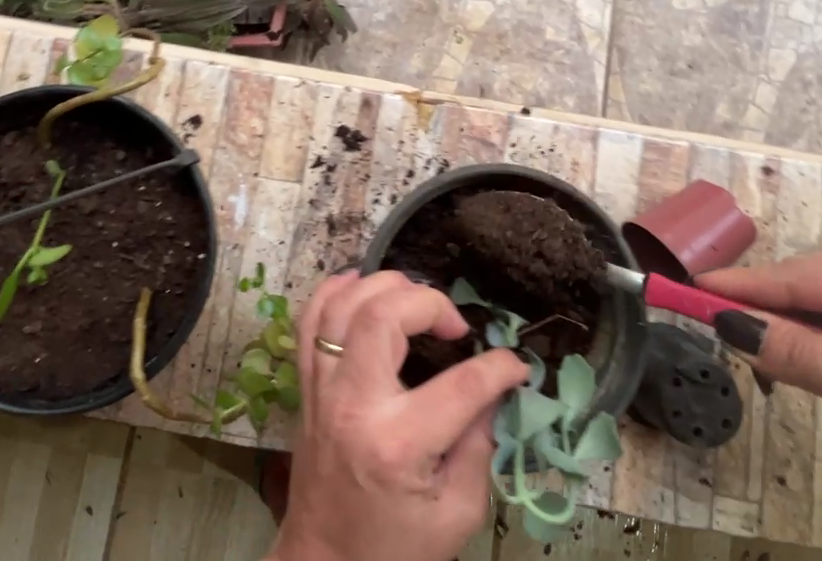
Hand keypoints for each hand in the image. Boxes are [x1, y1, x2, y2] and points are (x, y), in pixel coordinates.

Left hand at [266, 271, 529, 560]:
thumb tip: (494, 390)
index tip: (515, 365)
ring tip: (415, 301)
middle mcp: (352, 405)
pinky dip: (335, 291)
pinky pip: (309, 320)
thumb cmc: (395, 547)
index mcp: (396, 445)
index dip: (499, 367)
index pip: (459, 385)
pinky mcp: (306, 387)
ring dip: (382, 286)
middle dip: (428, 302)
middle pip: (381, 317)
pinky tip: (364, 287)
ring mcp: (321, 391)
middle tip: (455, 325)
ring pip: (340, 307)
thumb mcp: (457, 513)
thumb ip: (479, 446)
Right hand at [698, 250, 821, 560]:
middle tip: (706, 323)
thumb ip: (798, 351)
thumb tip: (729, 323)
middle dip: (764, 306)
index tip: (681, 287)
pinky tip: (803, 360)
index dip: (738, 285)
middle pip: (813, 286)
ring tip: (746, 345)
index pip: (799, 275)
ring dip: (792, 328)